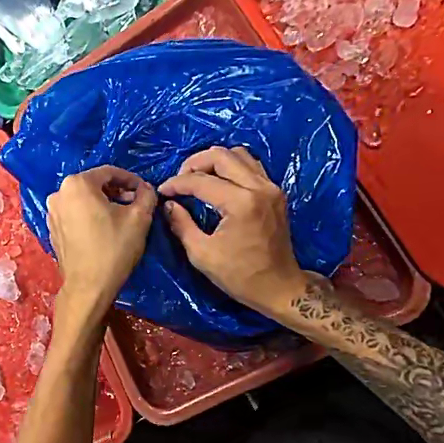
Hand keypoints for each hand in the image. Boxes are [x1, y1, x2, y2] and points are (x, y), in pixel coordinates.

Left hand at [47, 166, 156, 316]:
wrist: (88, 287)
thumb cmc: (114, 248)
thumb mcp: (139, 218)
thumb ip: (146, 195)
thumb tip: (145, 188)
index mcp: (76, 184)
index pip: (109, 172)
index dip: (130, 179)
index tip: (144, 191)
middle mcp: (58, 193)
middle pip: (94, 184)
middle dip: (116, 191)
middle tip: (135, 204)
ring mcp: (52, 212)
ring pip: (83, 199)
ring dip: (103, 203)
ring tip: (122, 216)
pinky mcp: (52, 228)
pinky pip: (74, 213)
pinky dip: (89, 214)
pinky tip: (104, 228)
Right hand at [159, 147, 307, 315]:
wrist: (280, 288)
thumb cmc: (240, 276)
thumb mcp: (202, 254)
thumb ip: (181, 224)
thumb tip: (169, 204)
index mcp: (241, 203)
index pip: (201, 181)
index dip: (176, 184)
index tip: (162, 192)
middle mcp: (259, 188)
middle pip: (221, 155)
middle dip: (194, 164)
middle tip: (180, 181)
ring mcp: (271, 188)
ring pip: (238, 154)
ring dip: (214, 161)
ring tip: (199, 178)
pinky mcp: (276, 192)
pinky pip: (251, 165)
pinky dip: (232, 167)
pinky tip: (219, 182)